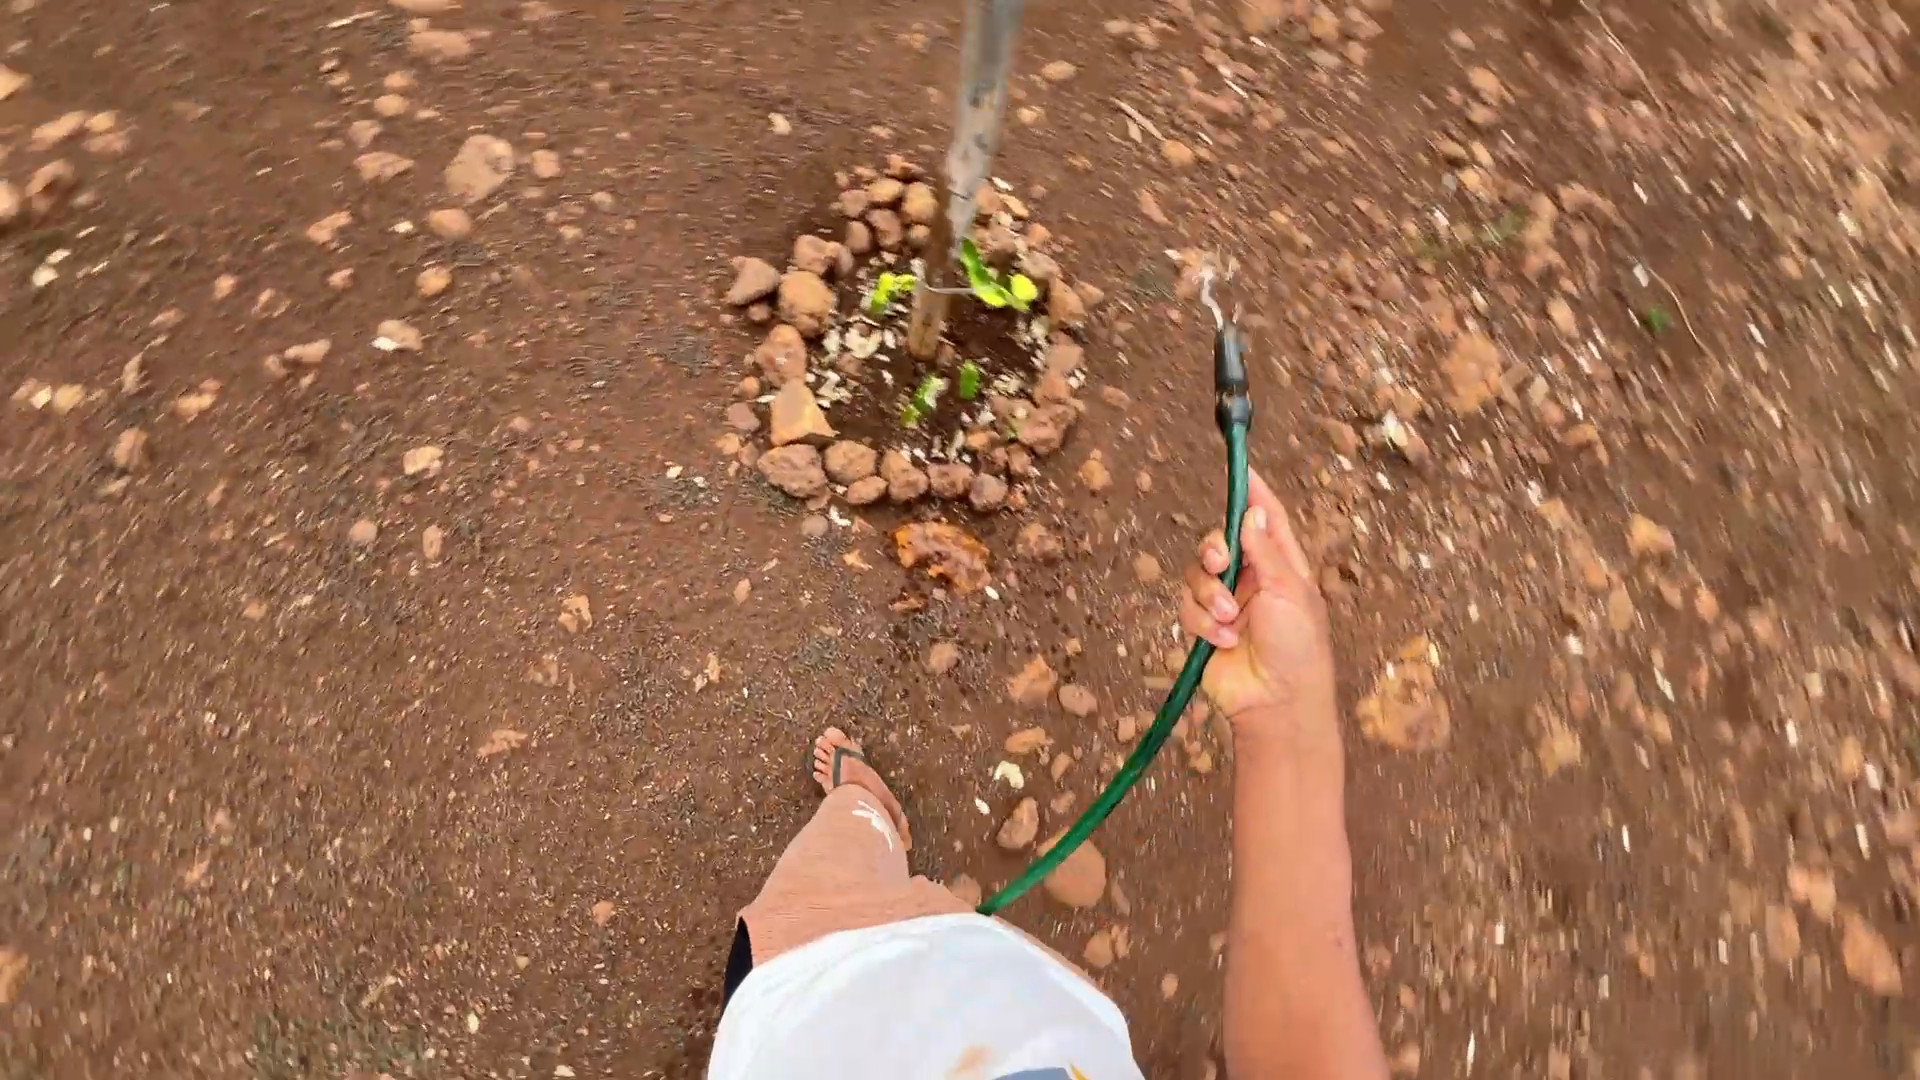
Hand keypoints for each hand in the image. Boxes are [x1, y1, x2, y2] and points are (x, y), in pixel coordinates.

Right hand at [1178, 470, 1336, 735]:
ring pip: (1196, 575)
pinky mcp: (1203, 626)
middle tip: (1219, 562)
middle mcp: (1251, 579)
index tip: (1242, 468)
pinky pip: (1187, 607)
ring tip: (1229, 620)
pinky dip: (1202, 622)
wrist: (1275, 703)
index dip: (1254, 494)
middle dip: (1213, 550)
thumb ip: (1266, 552)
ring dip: (1209, 596)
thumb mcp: (1289, 594)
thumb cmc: (1298, 649)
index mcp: (1281, 566)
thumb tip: (1252, 513)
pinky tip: (1223, 640)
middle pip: (1218, 543)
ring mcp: (1225, 602)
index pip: (1266, 520)